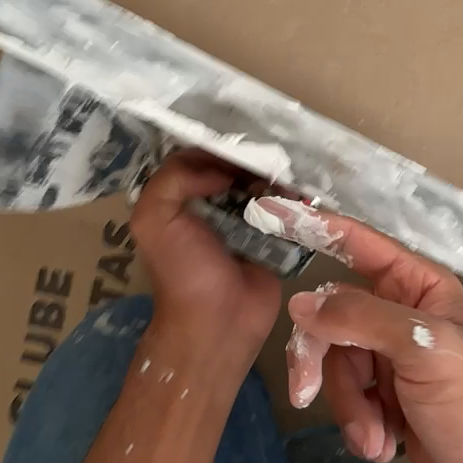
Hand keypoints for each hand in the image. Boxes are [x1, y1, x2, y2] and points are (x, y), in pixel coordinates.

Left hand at [128, 152, 282, 377]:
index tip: (245, 138)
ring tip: (297, 165)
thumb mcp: (155, 220)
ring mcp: (248, 219)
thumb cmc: (184, 273)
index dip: (221, 145)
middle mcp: (215, 203)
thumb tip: (223, 168)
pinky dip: (298, 198)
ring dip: (280, 174)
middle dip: (256, 157)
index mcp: (182, 197)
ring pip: (265, 184)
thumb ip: (174, 179)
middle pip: (238, 166)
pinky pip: (288, 209)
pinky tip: (307, 188)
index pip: (202, 155)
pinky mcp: (276, 236)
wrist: (219, 324)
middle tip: (279, 148)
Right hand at [246, 197, 462, 462]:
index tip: (266, 209)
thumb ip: (361, 319)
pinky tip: (386, 448)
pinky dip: (359, 426)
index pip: (358, 243)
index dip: (315, 226)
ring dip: (350, 407)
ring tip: (380, 437)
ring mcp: (390, 359)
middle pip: (332, 316)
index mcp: (419, 286)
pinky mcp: (384, 400)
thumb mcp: (425, 350)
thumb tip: (300, 303)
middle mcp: (400, 314)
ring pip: (334, 364)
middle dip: (323, 360)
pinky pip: (346, 400)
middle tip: (306, 391)